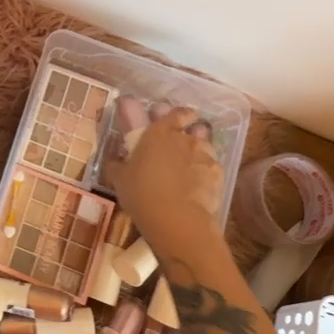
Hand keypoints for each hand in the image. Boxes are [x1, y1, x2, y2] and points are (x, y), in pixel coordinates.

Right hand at [108, 108, 230, 258]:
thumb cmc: (141, 193)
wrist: (176, 220)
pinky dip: (206, 175)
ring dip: (198, 155)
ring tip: (189, 171)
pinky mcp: (218, 176)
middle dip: (187, 136)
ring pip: (205, 149)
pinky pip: (212, 170)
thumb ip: (118, 165)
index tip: (180, 118)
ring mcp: (205, 156)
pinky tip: (198, 189)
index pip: (176, 114)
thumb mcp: (120, 179)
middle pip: (192, 130)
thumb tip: (115, 161)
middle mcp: (184, 139)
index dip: (180, 115)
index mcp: (158, 133)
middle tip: (177, 150)